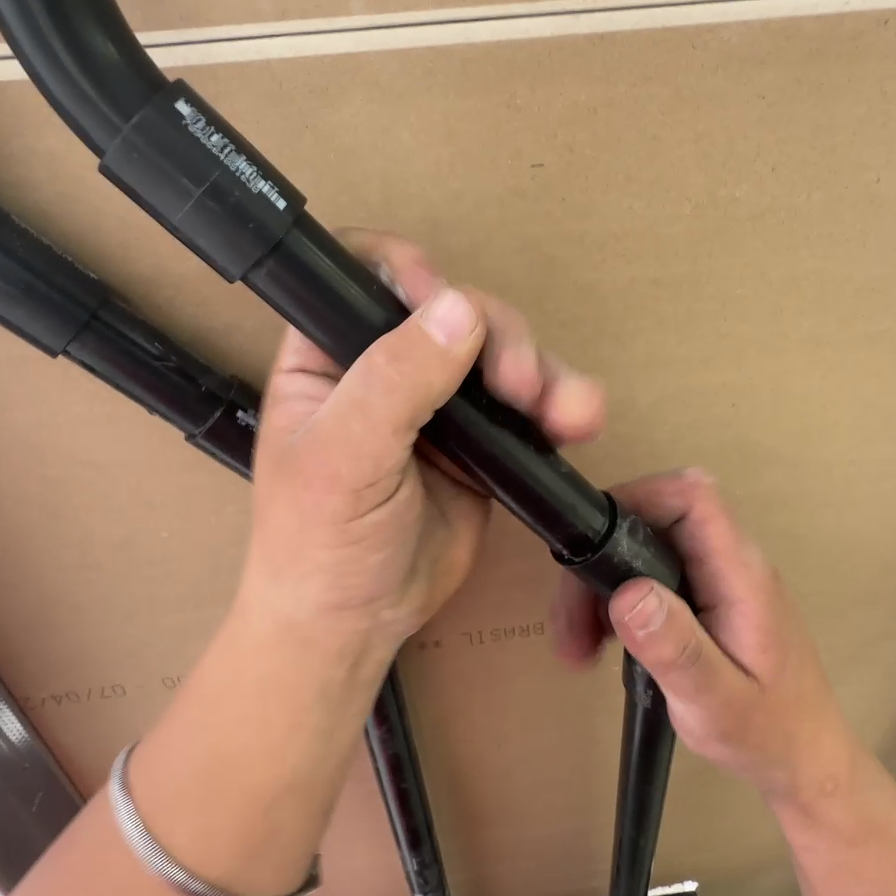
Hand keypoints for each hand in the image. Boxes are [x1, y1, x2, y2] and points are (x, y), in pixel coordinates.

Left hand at [234, 229, 605, 655]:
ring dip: (540, 369)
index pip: (363, 277)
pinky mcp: (481, 443)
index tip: (444, 297)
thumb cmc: (316, 545)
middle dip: (497, 334)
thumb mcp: (343, 460)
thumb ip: (394, 383)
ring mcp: (438, 404)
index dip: (407, 270)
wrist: (355, 626)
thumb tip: (460, 311)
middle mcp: (383, 366)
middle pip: (452, 309)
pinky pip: (526, 406)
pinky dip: (557, 406)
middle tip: (519, 384)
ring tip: (566, 411)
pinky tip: (578, 421)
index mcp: (327, 355)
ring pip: (500, 353)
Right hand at [551, 469, 852, 807]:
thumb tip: (627, 591)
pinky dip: (619, 599)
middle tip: (570, 623)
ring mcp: (720, 578)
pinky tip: (604, 641)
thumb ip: (675, 647)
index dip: (636, 499)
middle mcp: (732, 563)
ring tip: (579, 645)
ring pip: (647, 547)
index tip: (588, 547)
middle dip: (601, 558)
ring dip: (602, 585)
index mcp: (740, 575)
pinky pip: (653, 573)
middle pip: (656, 517)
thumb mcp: (715, 703)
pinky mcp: (708, 597)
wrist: (805, 762)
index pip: (691, 496)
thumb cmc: (767, 736)